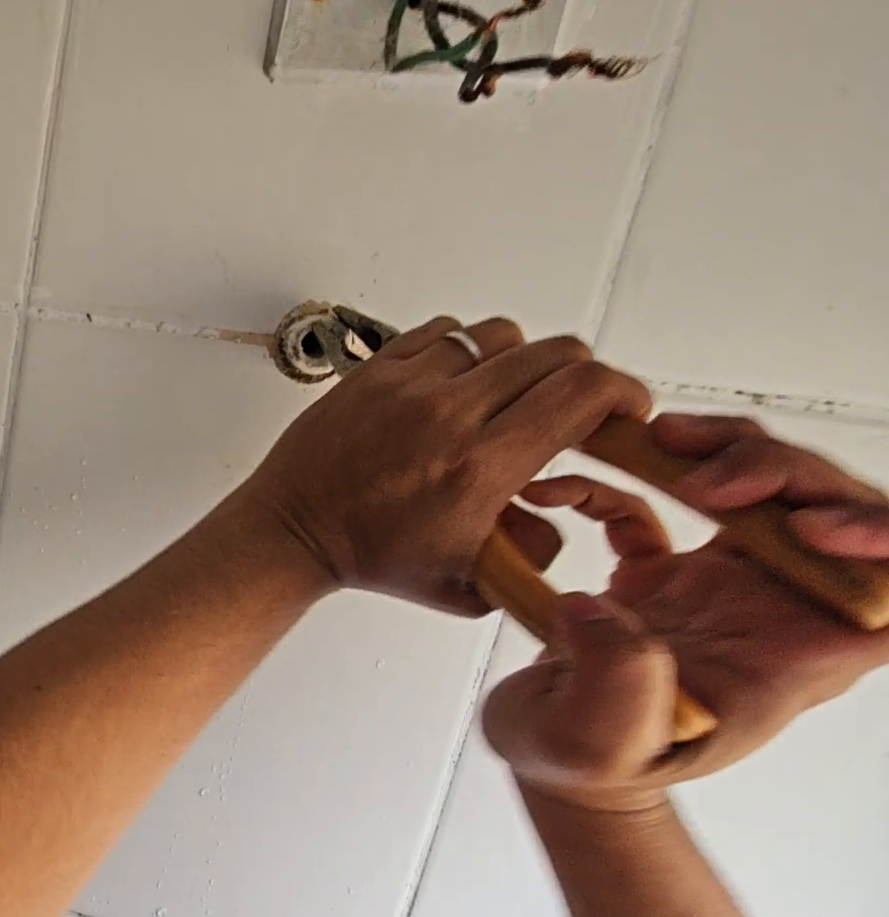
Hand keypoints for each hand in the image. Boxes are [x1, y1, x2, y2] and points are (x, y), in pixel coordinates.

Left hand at [224, 316, 649, 612]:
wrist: (293, 532)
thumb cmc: (371, 558)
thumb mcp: (471, 583)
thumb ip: (536, 548)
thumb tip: (560, 501)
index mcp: (479, 466)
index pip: (584, 391)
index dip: (624, 394)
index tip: (623, 413)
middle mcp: (444, 416)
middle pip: (553, 354)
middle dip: (579, 378)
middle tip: (567, 407)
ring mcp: (401, 387)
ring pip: (497, 335)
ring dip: (517, 361)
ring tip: (504, 396)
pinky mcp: (368, 374)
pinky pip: (438, 333)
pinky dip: (461, 349)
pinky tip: (454, 382)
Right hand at [484, 415, 888, 809]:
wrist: (541, 746)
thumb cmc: (578, 760)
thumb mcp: (595, 741)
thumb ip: (619, 683)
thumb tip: (600, 607)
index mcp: (790, 657)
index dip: (885, 540)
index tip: (809, 526)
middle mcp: (768, 614)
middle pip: (833, 517)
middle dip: (786, 475)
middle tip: (703, 481)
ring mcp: (711, 589)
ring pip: (762, 495)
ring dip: (722, 455)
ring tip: (652, 443)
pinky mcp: (651, 575)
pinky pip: (651, 506)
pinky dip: (611, 482)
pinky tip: (558, 492)